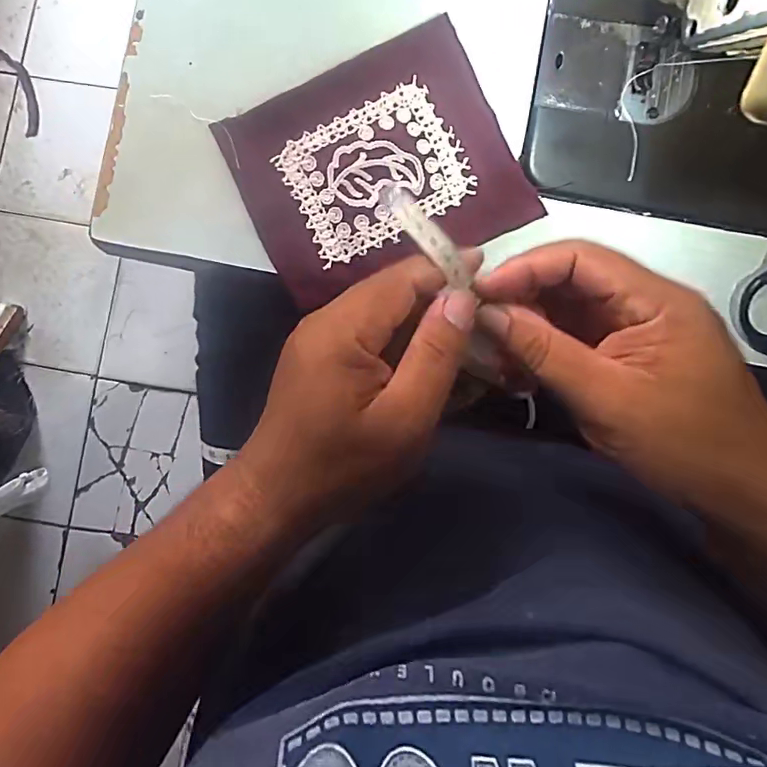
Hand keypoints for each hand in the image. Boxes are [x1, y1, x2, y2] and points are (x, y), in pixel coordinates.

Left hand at [234, 254, 479, 529]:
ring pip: (380, 308)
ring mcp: (318, 334)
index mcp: (342, 327)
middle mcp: (325, 318)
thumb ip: (435, 354)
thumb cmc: (344, 466)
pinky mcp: (319, 353)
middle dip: (438, 292)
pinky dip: (400, 335)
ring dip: (421, 315)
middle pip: (390, 288)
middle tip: (487, 305)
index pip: (402, 278)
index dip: (446, 268)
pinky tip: (428, 352)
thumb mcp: (405, 418)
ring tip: (467, 328)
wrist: (277, 497)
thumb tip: (461, 297)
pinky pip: (367, 329)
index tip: (489, 269)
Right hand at [473, 241, 766, 514]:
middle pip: (570, 280)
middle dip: (521, 298)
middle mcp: (644, 304)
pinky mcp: (627, 358)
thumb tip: (487, 314)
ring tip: (491, 350)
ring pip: (568, 310)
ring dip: (528, 326)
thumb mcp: (608, 398)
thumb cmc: (688, 447)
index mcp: (654, 299)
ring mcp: (636, 331)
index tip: (480, 291)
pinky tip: (517, 369)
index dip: (524, 268)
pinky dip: (544, 350)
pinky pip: (576, 339)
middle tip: (476, 322)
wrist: (750, 501)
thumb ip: (545, 351)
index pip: (579, 258)